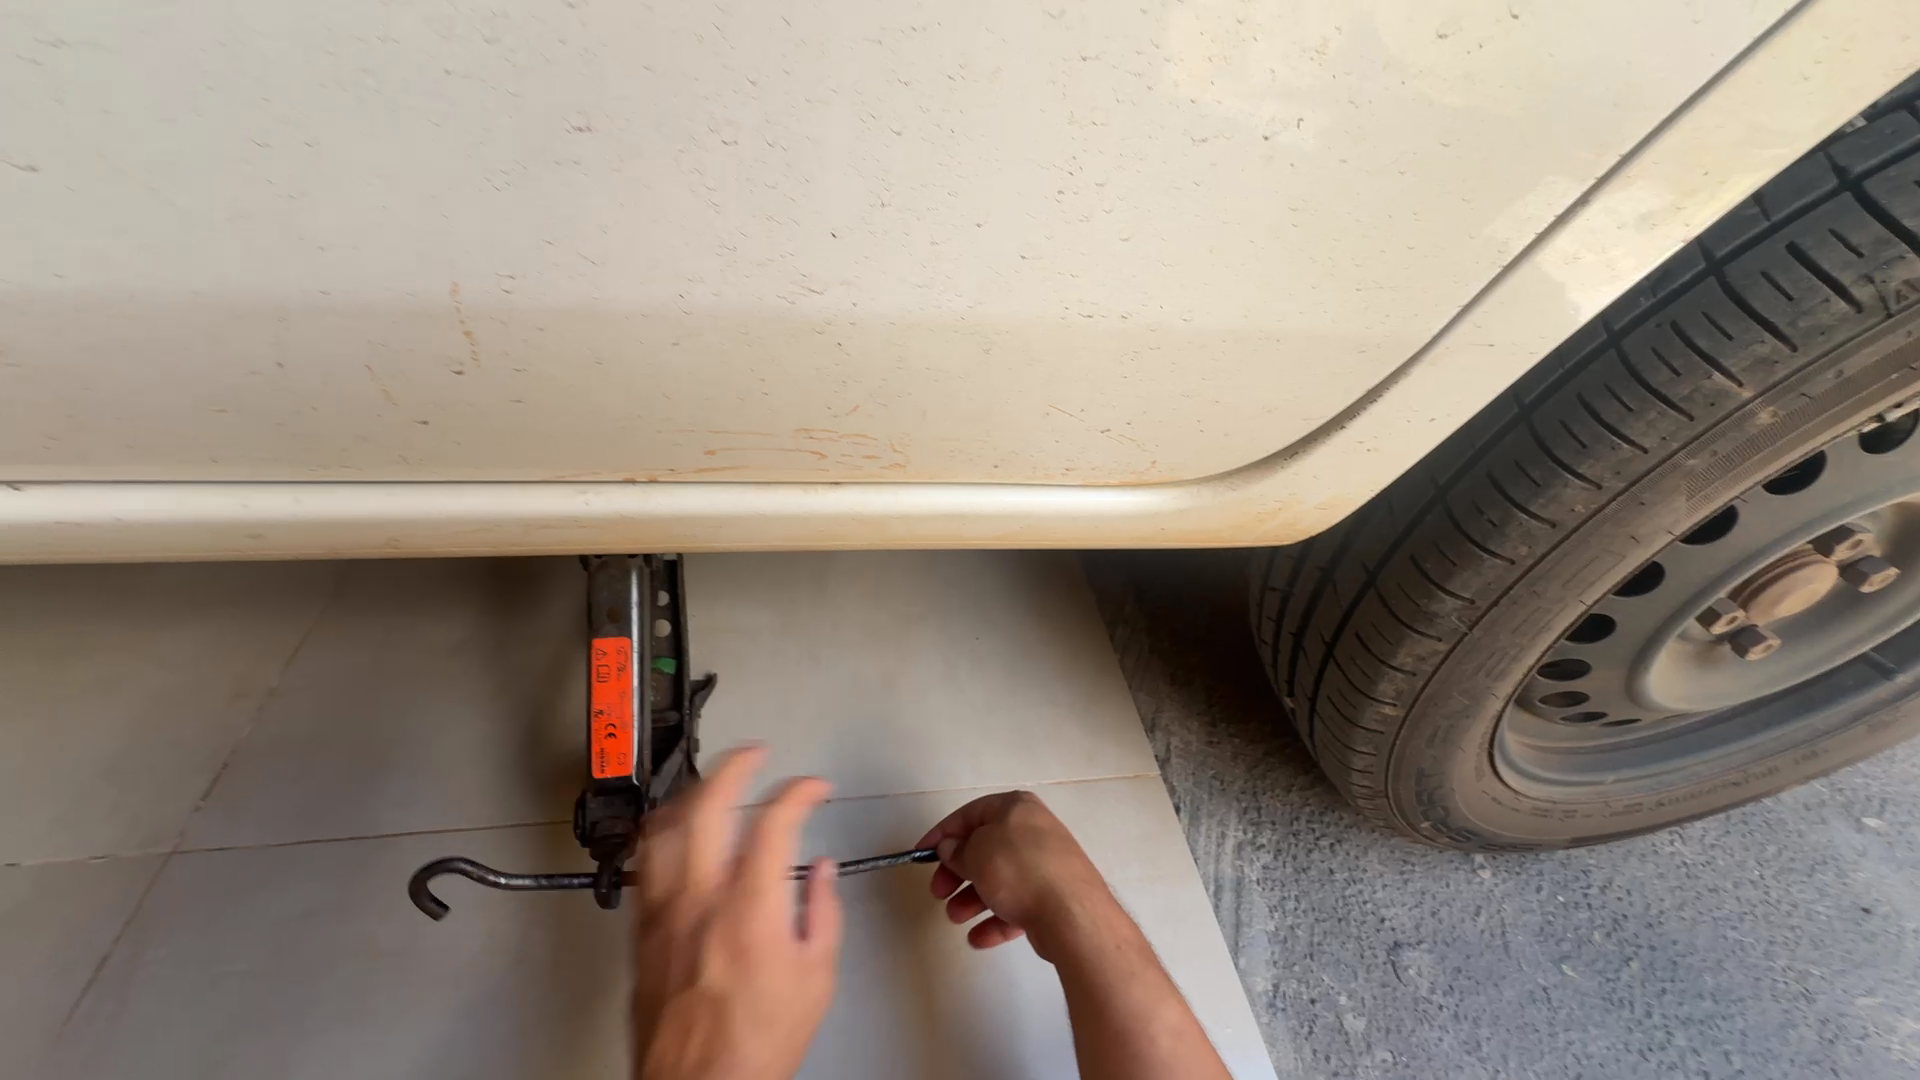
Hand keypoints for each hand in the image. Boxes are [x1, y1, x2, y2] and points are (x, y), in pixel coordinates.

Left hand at [631, 746, 840, 1079]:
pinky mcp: (643, 932)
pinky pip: (645, 864)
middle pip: (710, 805)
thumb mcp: (817, 976)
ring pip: (666, 827)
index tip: (814, 788)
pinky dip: (663, 831)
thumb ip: (823, 910)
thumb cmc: (757, 1044)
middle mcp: (703, 900)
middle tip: (757, 753)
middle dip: (737, 764)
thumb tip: (820, 870)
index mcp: (752, 909)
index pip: (776, 820)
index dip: (800, 791)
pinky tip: (676, 829)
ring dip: (693, 791)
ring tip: (713, 780)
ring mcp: (666, 913)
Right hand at [914, 790, 1115, 957]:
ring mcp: (1045, 865)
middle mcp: (1032, 830)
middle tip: (938, 892)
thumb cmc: (1018, 870)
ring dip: (972, 899)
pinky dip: (996, 919)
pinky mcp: (1052, 897)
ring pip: (999, 879)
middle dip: (957, 872)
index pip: (969, 814)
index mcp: (1015, 808)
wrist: (1072, 913)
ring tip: (955, 918)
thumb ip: (957, 850)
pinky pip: (1017, 905)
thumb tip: (950, 847)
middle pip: (984, 849)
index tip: (920, 854)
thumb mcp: (977, 853)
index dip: (942, 834)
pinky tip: (978, 938)